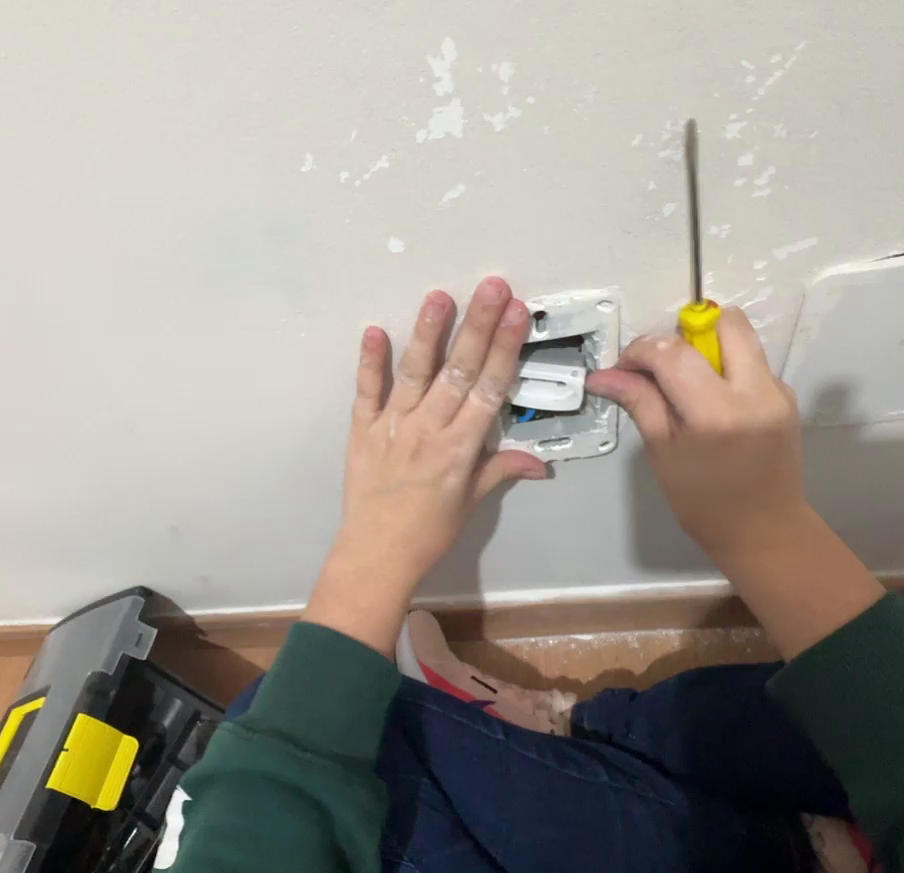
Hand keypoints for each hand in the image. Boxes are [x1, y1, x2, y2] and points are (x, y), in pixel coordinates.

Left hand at [303, 277, 547, 652]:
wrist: (376, 555)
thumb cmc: (427, 533)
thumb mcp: (469, 503)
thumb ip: (501, 471)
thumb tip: (541, 464)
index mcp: (460, 448)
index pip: (489, 388)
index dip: (504, 347)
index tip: (517, 312)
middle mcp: (428, 430)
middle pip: (458, 370)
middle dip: (477, 326)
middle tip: (491, 286)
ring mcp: (392, 427)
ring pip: (414, 372)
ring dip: (428, 333)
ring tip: (439, 296)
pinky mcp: (362, 430)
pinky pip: (366, 392)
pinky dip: (369, 362)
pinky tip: (374, 331)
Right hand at [586, 306, 805, 559]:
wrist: (762, 528)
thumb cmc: (702, 501)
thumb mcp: (663, 454)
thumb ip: (640, 403)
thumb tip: (603, 376)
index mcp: (716, 412)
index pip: (674, 353)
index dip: (642, 350)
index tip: (626, 367)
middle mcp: (755, 391)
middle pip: (726, 322)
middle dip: (689, 333)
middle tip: (667, 367)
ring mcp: (777, 391)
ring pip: (742, 339)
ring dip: (710, 350)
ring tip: (690, 388)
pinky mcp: (786, 396)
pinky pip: (752, 364)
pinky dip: (727, 373)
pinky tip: (715, 408)